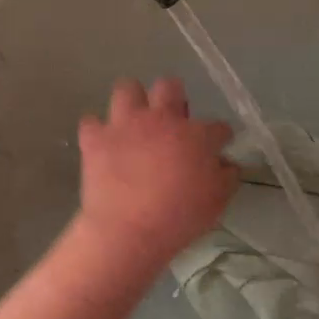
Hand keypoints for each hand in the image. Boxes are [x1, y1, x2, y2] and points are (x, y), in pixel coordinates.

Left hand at [76, 78, 236, 264]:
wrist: (129, 231)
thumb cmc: (180, 219)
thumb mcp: (217, 202)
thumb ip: (226, 177)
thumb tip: (226, 163)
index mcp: (197, 135)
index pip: (218, 126)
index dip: (221, 135)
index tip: (219, 144)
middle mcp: (161, 119)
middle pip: (170, 86)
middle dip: (174, 97)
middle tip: (173, 120)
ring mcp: (125, 125)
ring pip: (127, 89)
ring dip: (133, 102)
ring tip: (135, 122)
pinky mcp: (96, 138)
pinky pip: (92, 121)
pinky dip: (98, 131)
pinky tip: (104, 144)